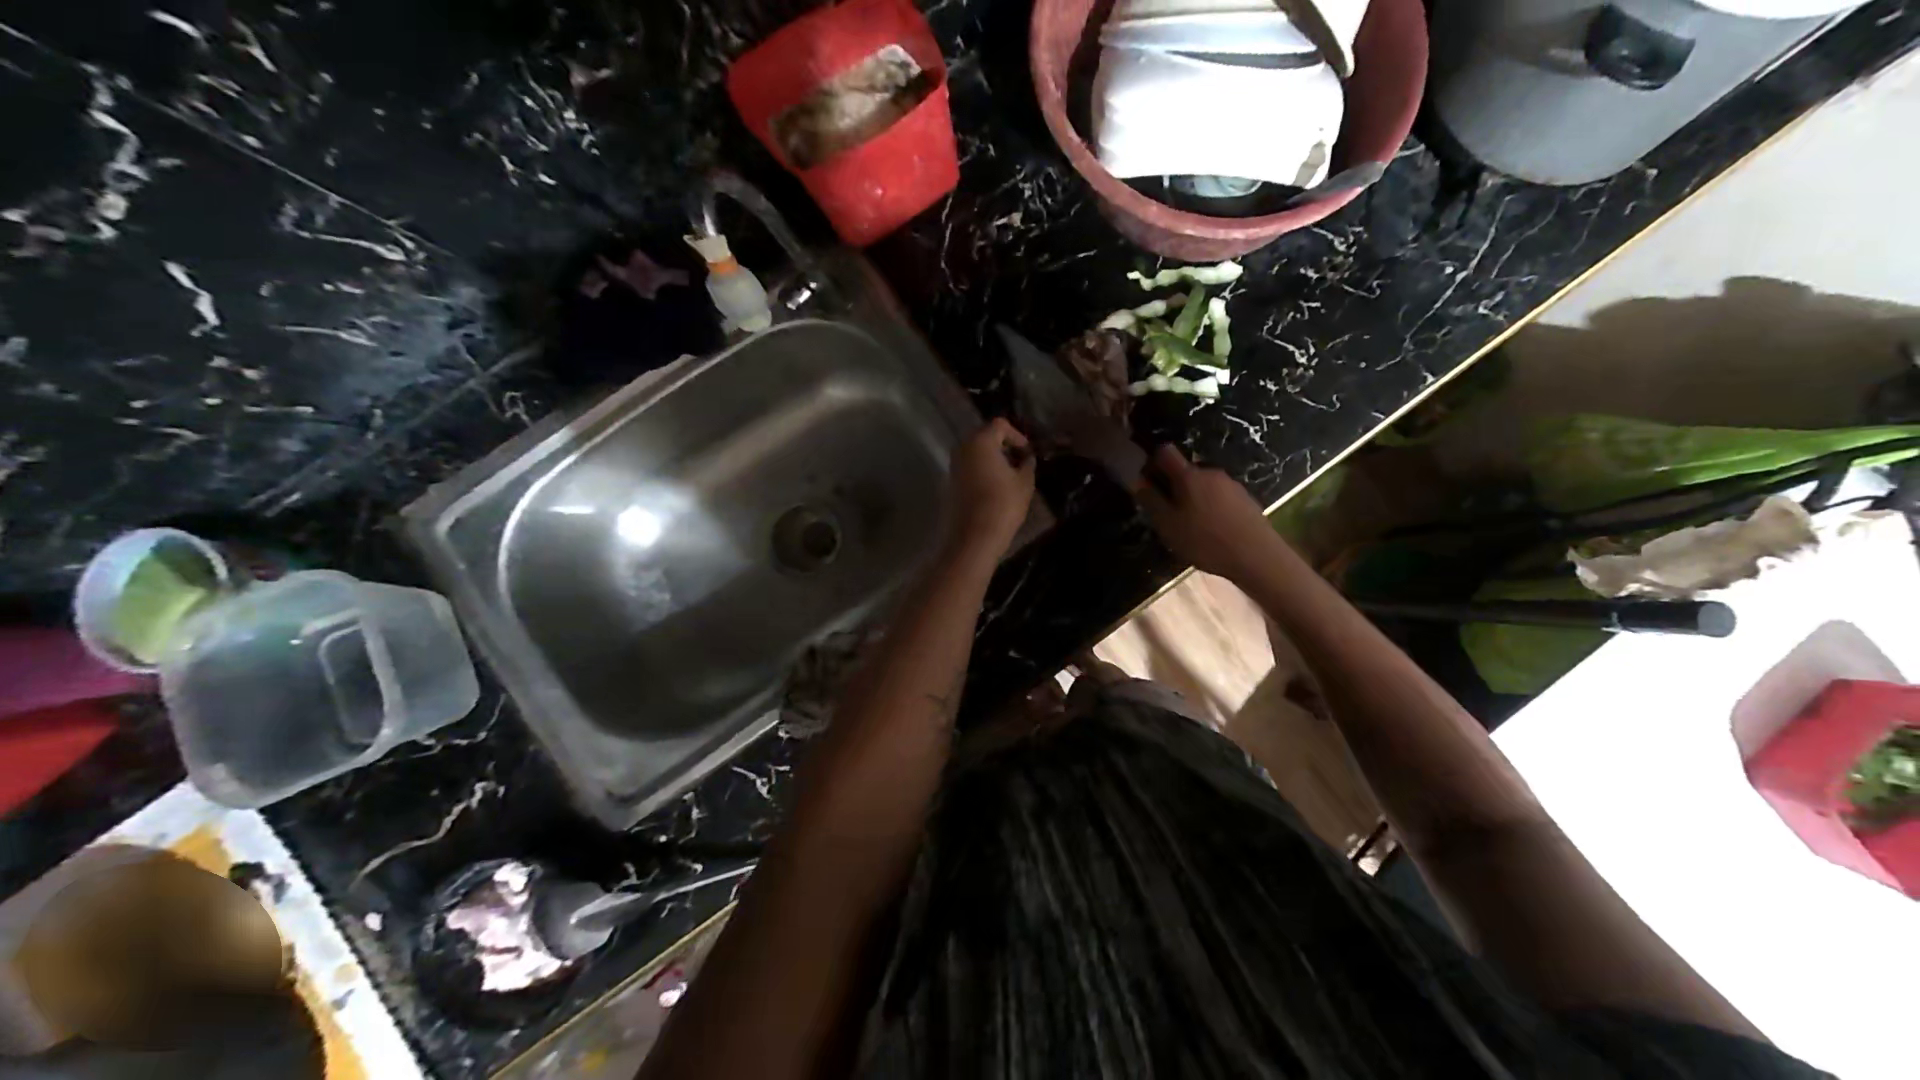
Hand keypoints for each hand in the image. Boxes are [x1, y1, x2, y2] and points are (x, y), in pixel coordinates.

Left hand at [949, 418, 1035, 559]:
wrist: (974, 537)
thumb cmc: (1003, 505)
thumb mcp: (1024, 482)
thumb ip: (1027, 463)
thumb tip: (1026, 457)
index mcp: (980, 441)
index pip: (1000, 425)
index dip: (1017, 436)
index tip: (1028, 453)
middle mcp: (962, 448)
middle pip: (985, 436)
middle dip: (1003, 445)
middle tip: (1020, 461)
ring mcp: (953, 465)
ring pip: (975, 452)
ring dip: (992, 458)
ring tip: (1009, 475)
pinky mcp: (950, 482)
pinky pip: (969, 467)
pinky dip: (982, 470)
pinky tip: (994, 486)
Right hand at [1137, 445, 1280, 581]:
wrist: (1257, 556)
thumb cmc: (1205, 541)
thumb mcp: (1168, 525)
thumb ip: (1151, 500)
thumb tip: (1138, 481)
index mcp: (1189, 476)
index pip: (1165, 452)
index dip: (1152, 462)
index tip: (1148, 483)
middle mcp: (1211, 472)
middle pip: (1185, 470)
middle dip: (1173, 486)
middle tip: (1168, 514)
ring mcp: (1231, 485)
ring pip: (1203, 485)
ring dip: (1193, 498)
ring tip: (1191, 526)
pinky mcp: (1246, 498)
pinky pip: (1219, 496)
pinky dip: (1211, 507)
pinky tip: (1213, 530)